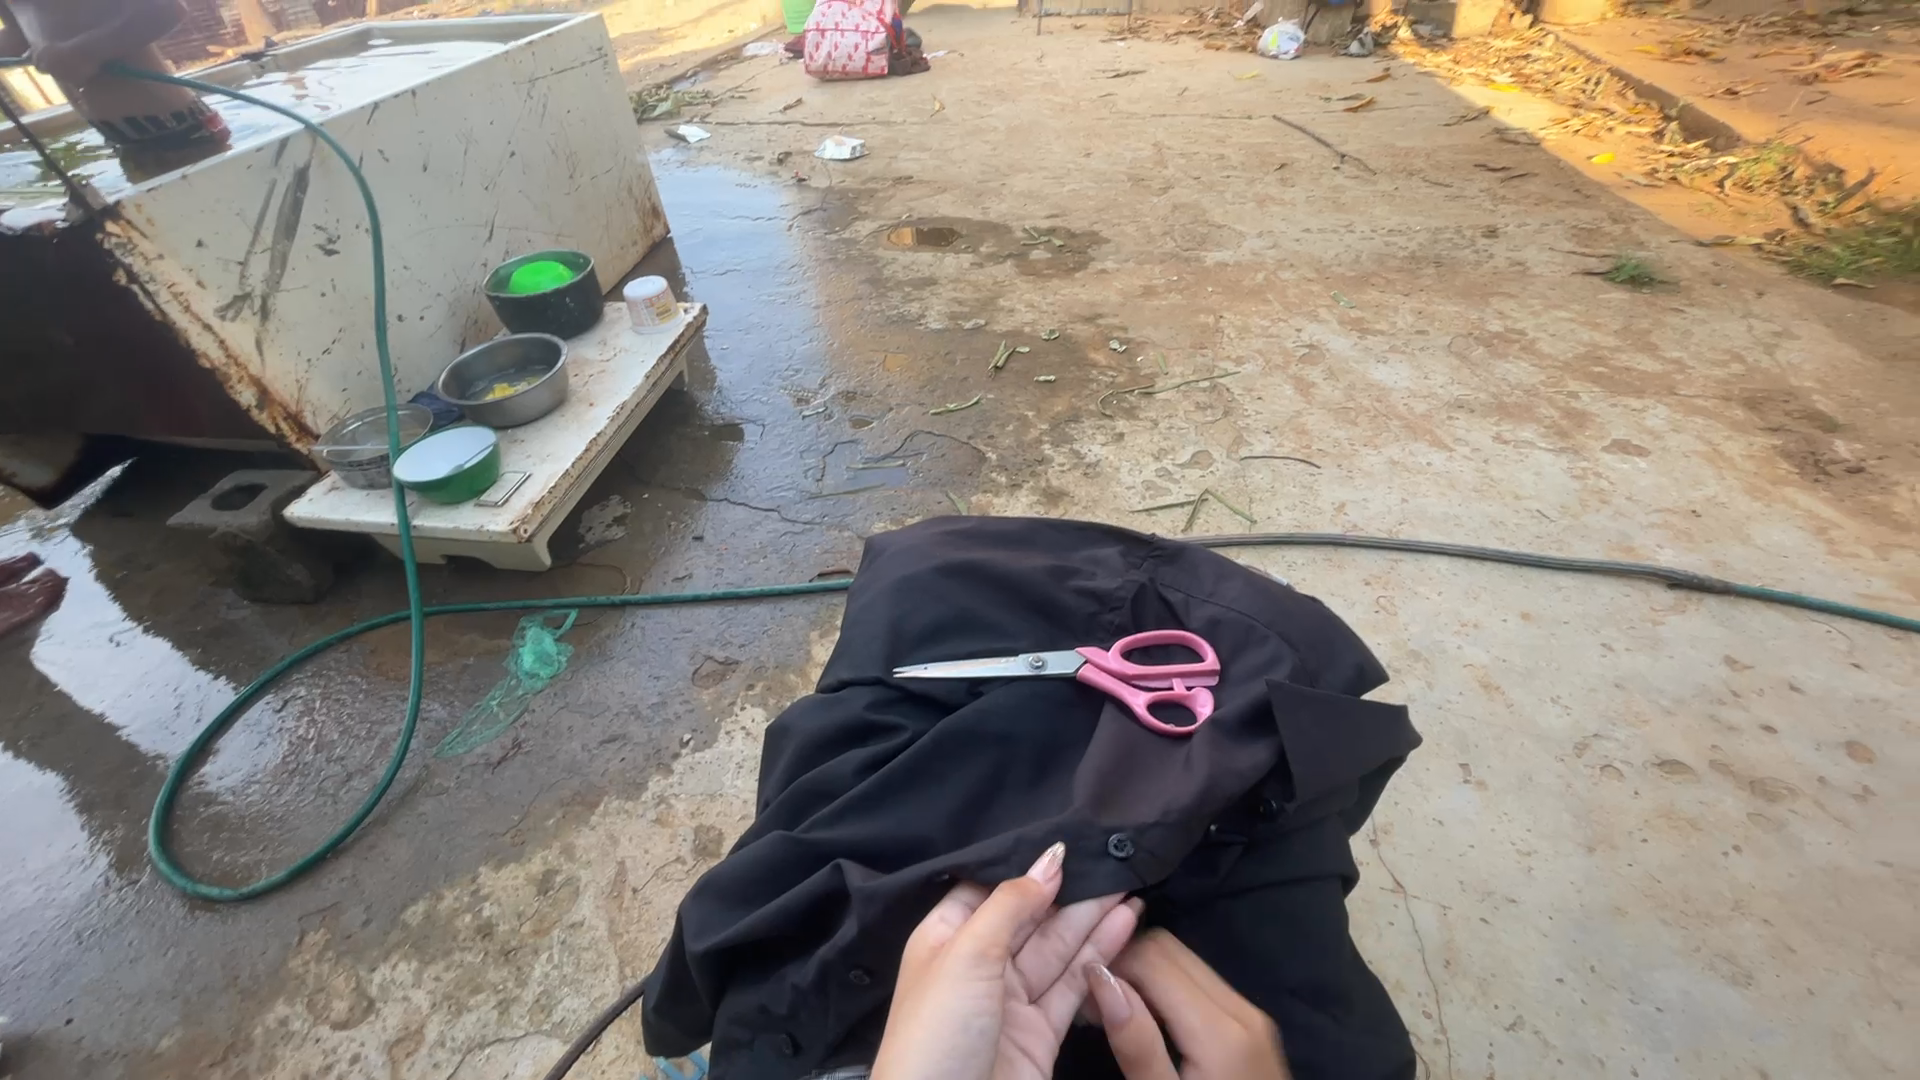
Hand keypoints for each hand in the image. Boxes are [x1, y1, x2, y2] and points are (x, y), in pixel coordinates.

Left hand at [872, 842, 1141, 1079]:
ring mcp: (1010, 1002)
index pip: (991, 889)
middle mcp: (978, 963)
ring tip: (1129, 887)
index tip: (1070, 844)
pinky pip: (1071, 987)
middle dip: (1070, 892)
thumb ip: (1012, 902)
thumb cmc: (941, 1028)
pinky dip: (1099, 958)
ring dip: (1092, 920)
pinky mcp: (1039, 1035)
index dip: (1029, 869)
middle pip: (1030, 918)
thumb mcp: (968, 952)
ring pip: (1057, 950)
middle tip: (1113, 861)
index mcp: (946, 936)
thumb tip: (1051, 856)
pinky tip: (1125, 927)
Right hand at [1086, 929, 1291, 1079]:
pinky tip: (1146, 1018)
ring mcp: (1251, 1015)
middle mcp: (1242, 1008)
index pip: (1152, 957)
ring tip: (1113, 1010)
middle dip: (1124, 962)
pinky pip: (1199, 981)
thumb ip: (1136, 1044)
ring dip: (1143, 972)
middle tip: (1092, 1002)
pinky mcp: (1252, 1025)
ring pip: (1183, 959)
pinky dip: (1165, 985)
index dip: (1110, 964)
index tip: (1079, 995)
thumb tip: (1099, 975)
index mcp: (1221, 1032)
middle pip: (1168, 948)